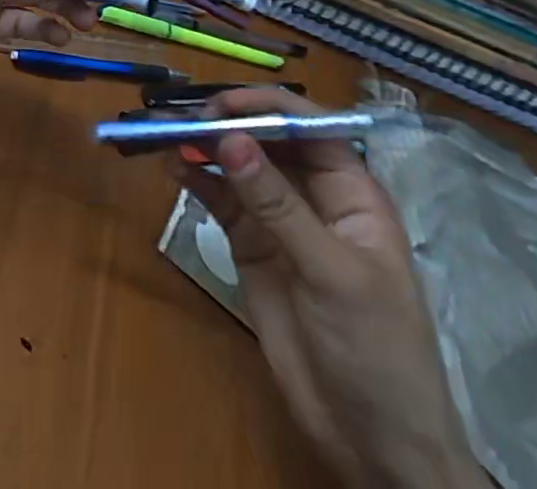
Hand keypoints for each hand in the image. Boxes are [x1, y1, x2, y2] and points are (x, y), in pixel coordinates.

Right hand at [175, 90, 483, 488]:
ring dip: (201, 149)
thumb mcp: (330, 272)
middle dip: (225, 125)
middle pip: (267, 144)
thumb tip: (231, 140)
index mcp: (353, 196)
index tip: (221, 104)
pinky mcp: (248, 245)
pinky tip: (172, 169)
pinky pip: (219, 200)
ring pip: (236, 169)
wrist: (366, 431)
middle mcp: (313, 199)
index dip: (269, 109)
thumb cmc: (374, 348)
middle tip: (180, 120)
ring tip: (161, 135)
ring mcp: (277, 221)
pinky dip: (195, 181)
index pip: (312, 131)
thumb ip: (277, 205)